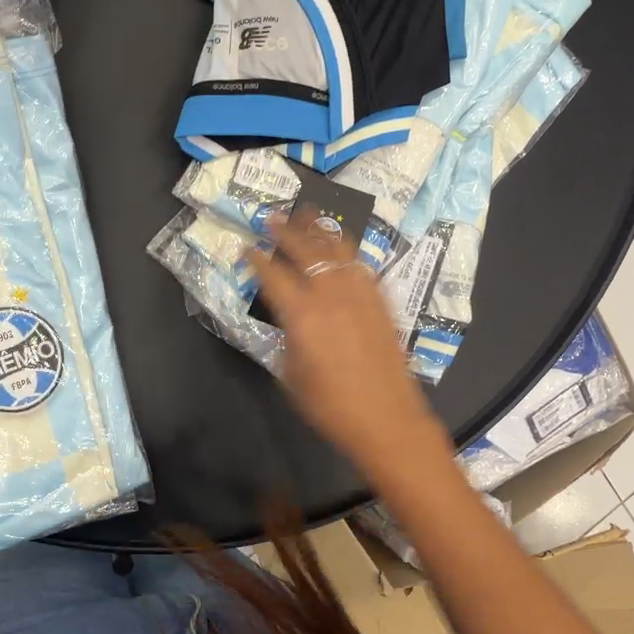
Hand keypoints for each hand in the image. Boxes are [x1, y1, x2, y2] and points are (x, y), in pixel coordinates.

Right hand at [249, 214, 450, 470]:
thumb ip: (285, 339)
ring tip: (308, 215)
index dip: (257, 259)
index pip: (273, 275)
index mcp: (302, 315)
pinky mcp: (382, 301)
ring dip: (319, 230)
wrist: (386, 419)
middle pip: (306, 250)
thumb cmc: (330, 406)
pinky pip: (361, 265)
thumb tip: (285, 322)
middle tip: (273, 217)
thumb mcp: (291, 375)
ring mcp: (361, 294)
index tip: (247, 247)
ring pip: (338, 249)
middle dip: (286, 231)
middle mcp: (331, 295)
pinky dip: (347, 251)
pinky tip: (340, 248)